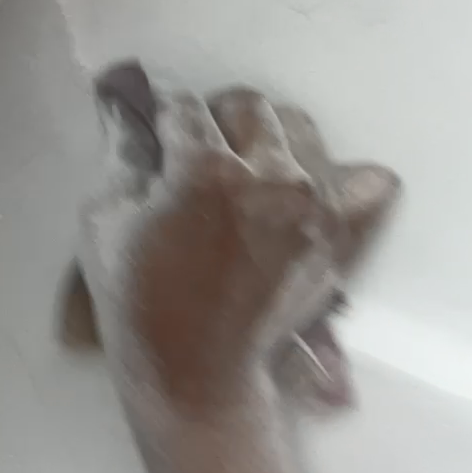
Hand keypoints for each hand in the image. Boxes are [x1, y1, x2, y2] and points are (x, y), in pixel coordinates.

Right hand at [72, 61, 399, 416]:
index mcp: (203, 172)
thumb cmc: (132, 293)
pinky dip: (337, 178)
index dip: (158, 106)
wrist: (192, 366)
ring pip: (300, 129)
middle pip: (247, 105)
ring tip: (240, 166)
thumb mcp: (102, 220)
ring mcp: (317, 206)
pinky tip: (299, 193)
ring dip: (263, 136)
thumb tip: (127, 118)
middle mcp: (270, 177)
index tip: (148, 113)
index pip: (183, 107)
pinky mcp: (343, 235)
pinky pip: (369, 182)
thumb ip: (122, 161)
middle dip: (211, 114)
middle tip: (189, 144)